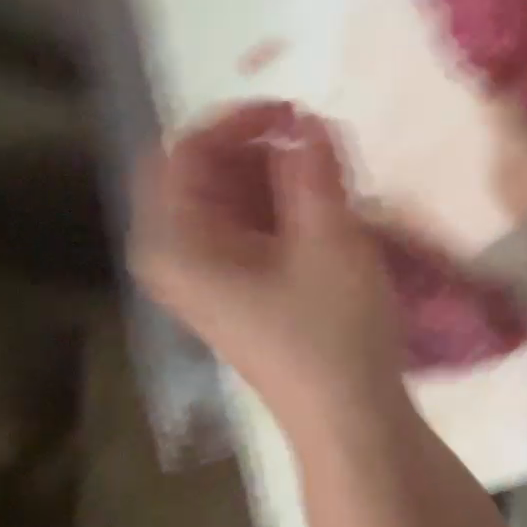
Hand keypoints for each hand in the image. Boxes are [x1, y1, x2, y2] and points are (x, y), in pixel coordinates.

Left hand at [130, 101, 406, 425]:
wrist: (350, 416)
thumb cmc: (333, 329)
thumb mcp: (331, 240)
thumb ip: (315, 172)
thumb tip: (309, 122)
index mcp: (175, 240)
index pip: (184, 153)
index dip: (239, 120)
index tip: (301, 110)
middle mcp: (178, 256)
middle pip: (205, 177)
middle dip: (265, 151)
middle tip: (329, 147)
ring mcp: (211, 281)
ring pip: (235, 206)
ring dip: (282, 181)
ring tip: (340, 180)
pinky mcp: (245, 297)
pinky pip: (255, 236)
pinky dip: (289, 213)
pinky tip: (333, 217)